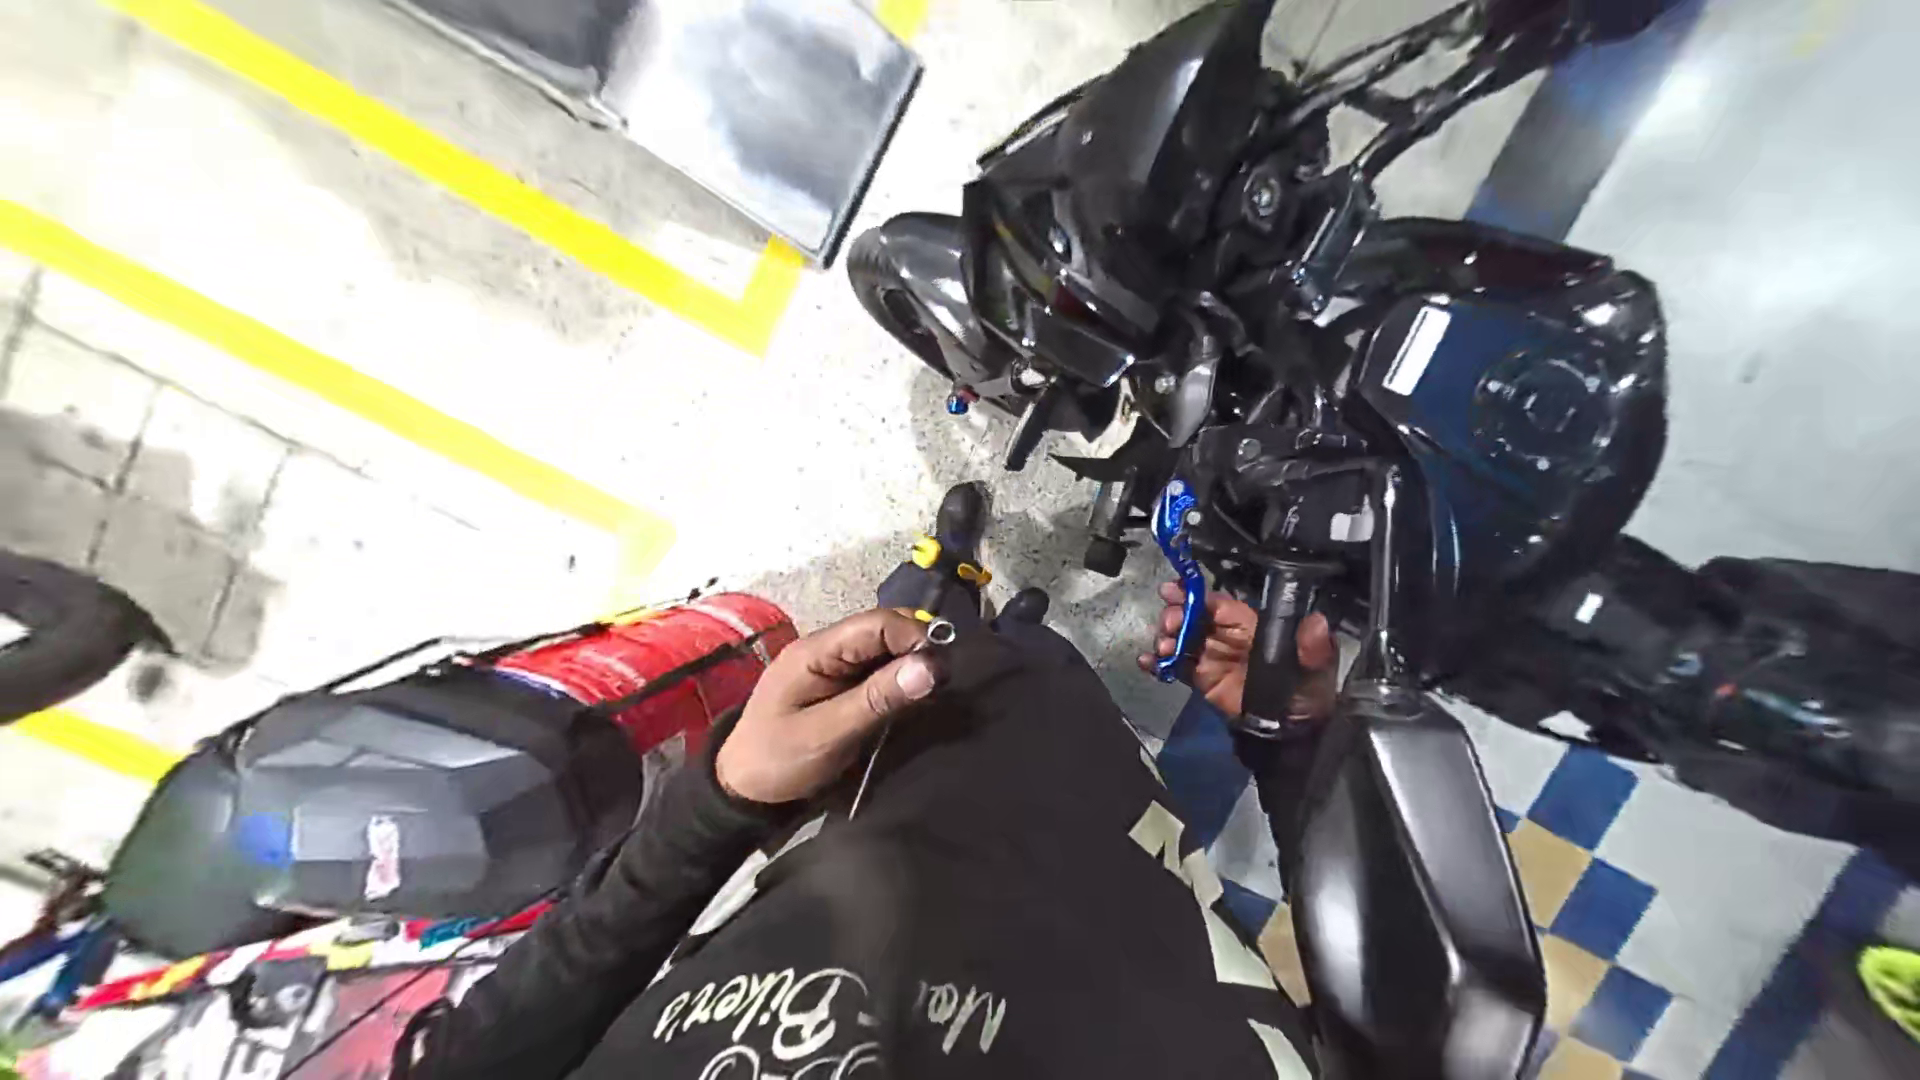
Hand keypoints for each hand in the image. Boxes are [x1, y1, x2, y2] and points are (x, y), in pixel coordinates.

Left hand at [717, 609, 942, 803]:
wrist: (743, 792)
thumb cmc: (779, 761)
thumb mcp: (828, 733)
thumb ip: (878, 698)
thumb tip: (932, 666)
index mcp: (817, 650)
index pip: (877, 623)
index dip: (915, 637)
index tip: (944, 667)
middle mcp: (829, 648)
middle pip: (885, 629)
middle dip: (919, 646)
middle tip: (946, 678)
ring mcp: (836, 666)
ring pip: (887, 648)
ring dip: (914, 662)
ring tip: (938, 687)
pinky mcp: (844, 685)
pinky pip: (881, 669)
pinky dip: (903, 679)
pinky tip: (920, 695)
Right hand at [1138, 582, 1338, 722]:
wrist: (1292, 736)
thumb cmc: (1307, 696)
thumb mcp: (1316, 669)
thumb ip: (1314, 648)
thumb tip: (1316, 621)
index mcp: (1251, 626)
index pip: (1219, 604)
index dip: (1196, 595)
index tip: (1174, 589)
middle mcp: (1226, 637)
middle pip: (1193, 617)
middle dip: (1175, 615)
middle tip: (1168, 625)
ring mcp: (1210, 657)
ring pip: (1179, 638)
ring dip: (1164, 637)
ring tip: (1162, 647)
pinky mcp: (1199, 679)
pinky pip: (1174, 666)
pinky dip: (1156, 662)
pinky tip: (1147, 662)